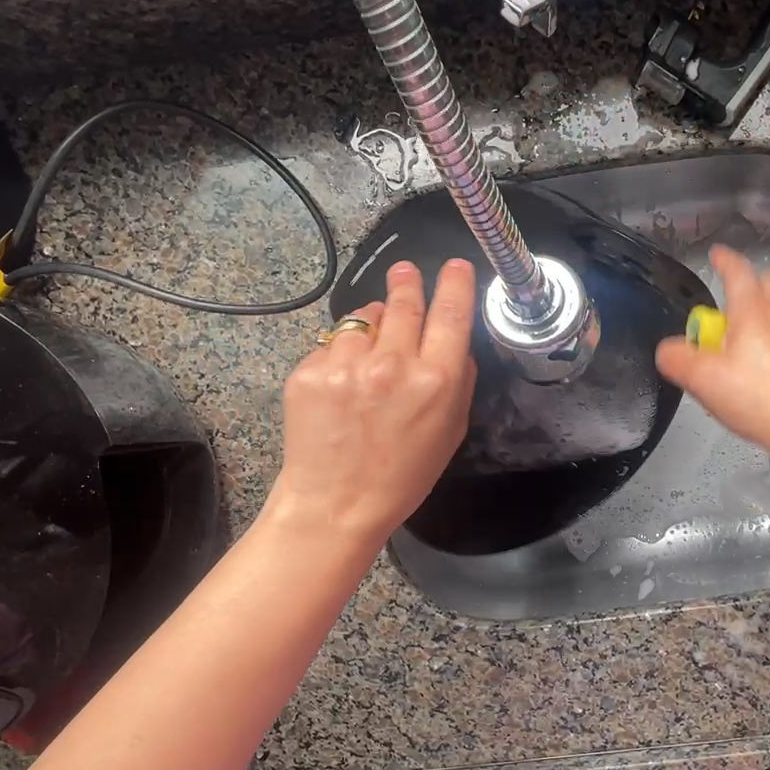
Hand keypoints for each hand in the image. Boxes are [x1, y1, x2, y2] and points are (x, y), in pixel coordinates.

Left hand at [267, 259, 476, 549]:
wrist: (337, 504)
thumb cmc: (403, 475)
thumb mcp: (451, 433)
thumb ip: (459, 383)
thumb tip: (456, 343)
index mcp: (437, 381)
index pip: (452, 313)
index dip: (455, 283)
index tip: (454, 266)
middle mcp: (395, 364)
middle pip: (406, 301)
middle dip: (407, 282)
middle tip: (405, 273)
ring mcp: (348, 365)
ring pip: (365, 317)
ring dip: (372, 324)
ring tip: (372, 349)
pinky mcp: (311, 370)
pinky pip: (333, 343)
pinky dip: (341, 352)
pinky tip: (343, 381)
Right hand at [655, 246, 769, 476]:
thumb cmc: (760, 400)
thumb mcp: (703, 381)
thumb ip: (677, 358)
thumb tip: (667, 349)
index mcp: (753, 311)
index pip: (738, 271)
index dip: (724, 260)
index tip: (716, 255)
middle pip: (765, 284)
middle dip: (746, 286)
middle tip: (726, 308)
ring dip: (763, 313)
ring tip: (745, 341)